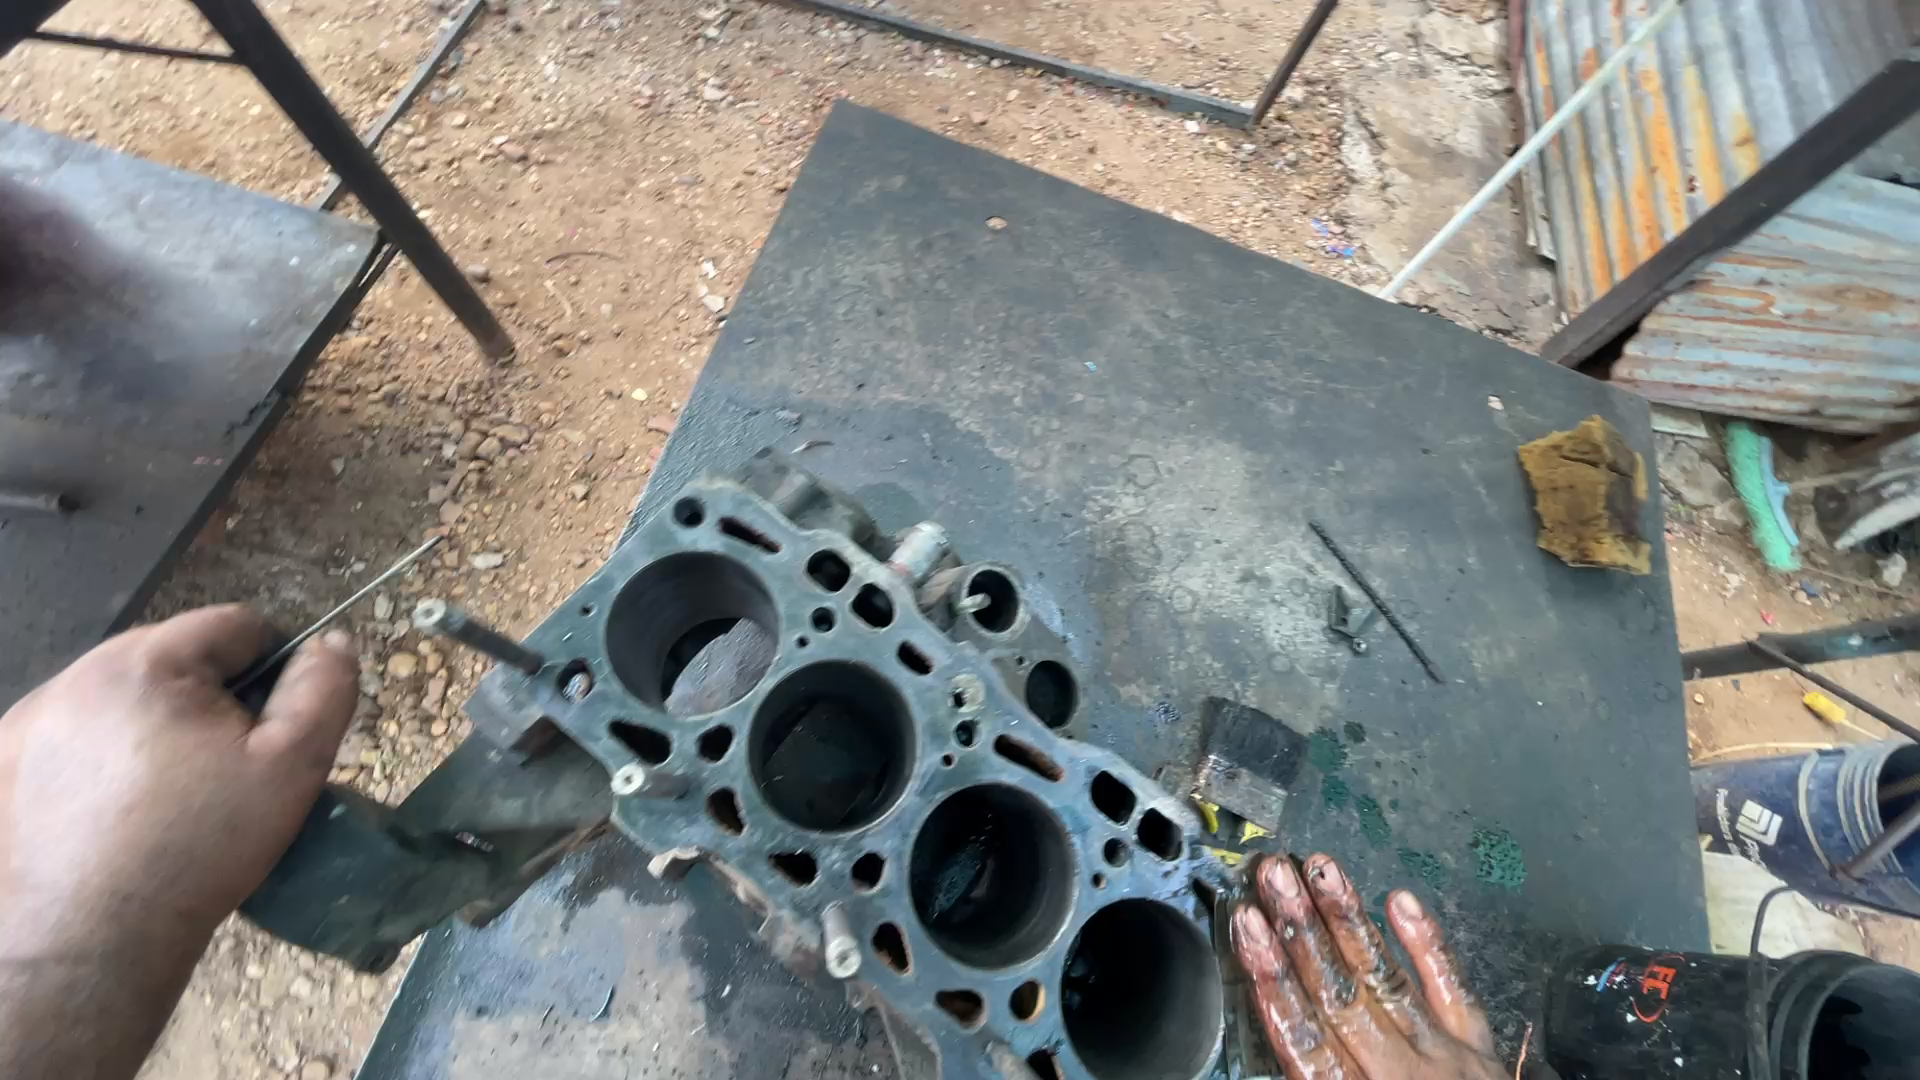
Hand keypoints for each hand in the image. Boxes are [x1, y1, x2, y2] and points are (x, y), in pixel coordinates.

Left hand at [0, 604, 357, 945]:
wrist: (85, 941)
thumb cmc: (206, 838)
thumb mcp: (299, 757)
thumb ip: (326, 685)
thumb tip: (333, 640)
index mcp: (145, 667)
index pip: (236, 624)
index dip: (278, 663)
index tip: (279, 721)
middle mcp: (70, 680)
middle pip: (179, 651)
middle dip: (220, 688)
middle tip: (237, 753)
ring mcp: (23, 725)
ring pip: (131, 689)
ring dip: (168, 714)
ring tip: (182, 779)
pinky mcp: (0, 767)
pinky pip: (85, 726)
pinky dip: (118, 745)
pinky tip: (128, 800)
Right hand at [1232, 853, 1507, 1079]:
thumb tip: (1275, 1031)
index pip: (1305, 1038)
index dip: (1273, 977)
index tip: (1247, 922)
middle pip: (1341, 996)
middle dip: (1302, 930)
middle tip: (1273, 871)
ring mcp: (1446, 1061)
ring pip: (1388, 981)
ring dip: (1349, 920)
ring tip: (1320, 865)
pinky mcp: (1482, 1052)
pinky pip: (1457, 994)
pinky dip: (1429, 946)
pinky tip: (1401, 898)